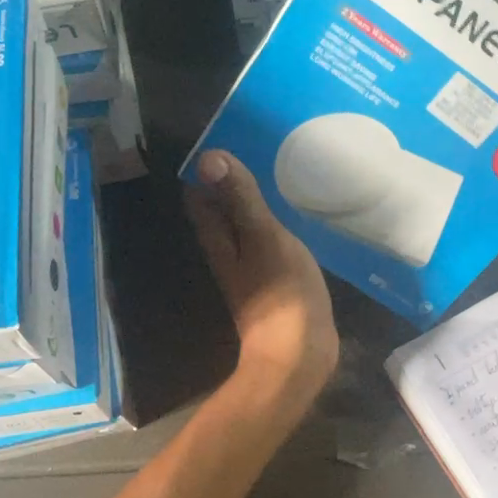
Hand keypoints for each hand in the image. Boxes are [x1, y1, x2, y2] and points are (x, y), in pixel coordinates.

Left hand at [186, 150, 338, 389]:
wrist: (298, 357)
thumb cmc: (281, 293)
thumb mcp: (264, 238)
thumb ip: (241, 199)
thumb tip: (207, 156)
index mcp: (219, 241)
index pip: (199, 198)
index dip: (203, 171)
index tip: (216, 141)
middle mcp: (227, 256)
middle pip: (218, 215)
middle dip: (225, 186)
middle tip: (244, 151)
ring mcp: (250, 273)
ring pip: (241, 231)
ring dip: (247, 207)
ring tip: (266, 177)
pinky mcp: (274, 286)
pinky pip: (265, 247)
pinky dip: (268, 229)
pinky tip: (286, 220)